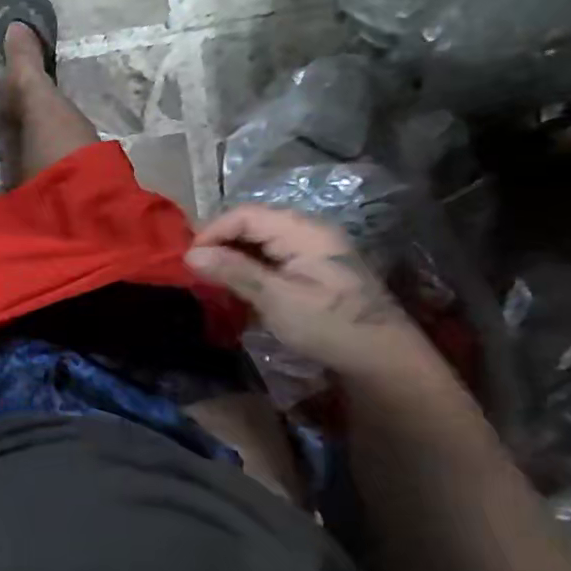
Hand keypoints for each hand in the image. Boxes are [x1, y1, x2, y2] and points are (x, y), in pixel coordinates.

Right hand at [186, 205, 426, 376]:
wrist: (381, 356)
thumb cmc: (329, 325)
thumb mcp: (276, 299)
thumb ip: (234, 272)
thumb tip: (190, 254)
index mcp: (304, 232)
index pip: (245, 215)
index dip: (212, 232)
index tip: (189, 261)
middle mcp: (308, 232)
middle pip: (251, 223)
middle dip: (218, 242)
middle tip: (194, 271)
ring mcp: (312, 249)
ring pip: (258, 239)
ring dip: (230, 255)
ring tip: (209, 278)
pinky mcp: (310, 267)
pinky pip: (269, 255)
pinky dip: (246, 265)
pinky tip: (235, 284)